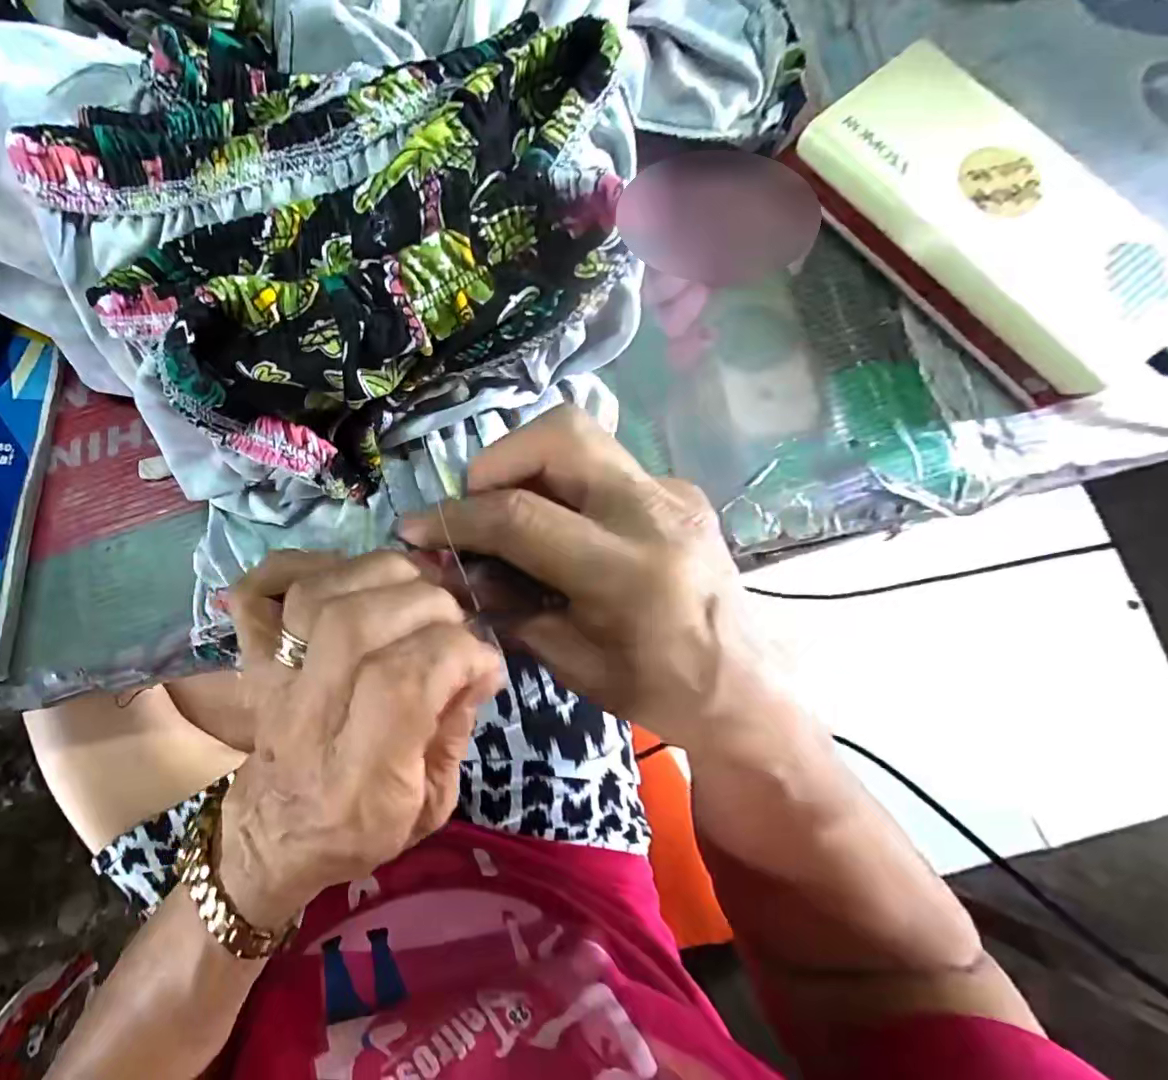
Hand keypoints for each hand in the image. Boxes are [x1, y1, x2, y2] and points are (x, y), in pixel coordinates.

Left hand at [216, 551, 504, 928]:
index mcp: (359, 774)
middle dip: (423, 604)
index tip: (482, 659)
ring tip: (411, 589)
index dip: (453, 652)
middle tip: (451, 621)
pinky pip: (254, 595)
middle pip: (354, 625)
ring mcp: (272, 680)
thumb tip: (475, 663)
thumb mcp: (430, 806)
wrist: (276, 833)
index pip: (400, 681)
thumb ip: (452, 732)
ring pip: (314, 598)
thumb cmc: (358, 829)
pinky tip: (338, 572)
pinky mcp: (253, 659)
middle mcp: (308, 716)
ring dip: (376, 575)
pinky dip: (294, 565)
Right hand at [400, 405, 790, 753]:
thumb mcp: (567, 660)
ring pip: (577, 435)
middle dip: (495, 462)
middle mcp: (652, 513)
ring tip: (506, 512)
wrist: (752, 691)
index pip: (518, 517)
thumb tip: (454, 570)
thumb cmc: (659, 690)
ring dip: (523, 464)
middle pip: (557, 436)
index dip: (454, 517)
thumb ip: (507, 605)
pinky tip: (553, 524)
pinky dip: (557, 481)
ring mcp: (670, 492)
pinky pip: (598, 462)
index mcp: (626, 571)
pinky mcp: (674, 489)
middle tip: (474, 506)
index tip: (414, 529)